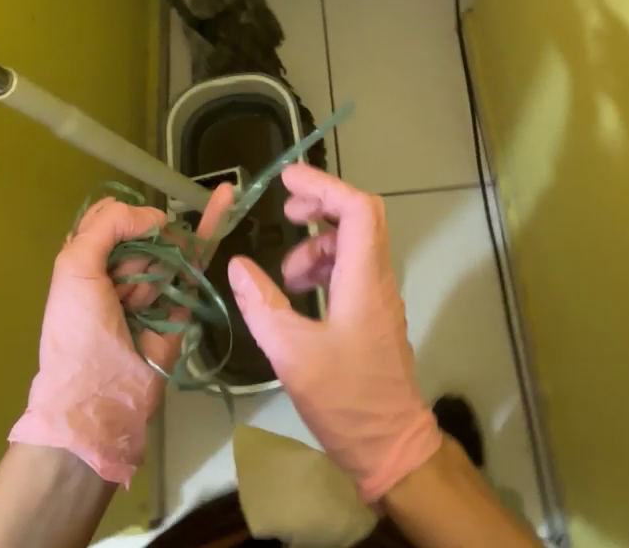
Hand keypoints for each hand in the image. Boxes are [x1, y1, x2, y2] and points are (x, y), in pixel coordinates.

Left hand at [8, 183, 233, 485]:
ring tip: (139, 303)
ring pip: (168, 246)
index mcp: (87, 260)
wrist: (102, 396)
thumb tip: (158, 218)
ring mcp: (153, 285)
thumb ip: (107, 225)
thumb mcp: (73, 268)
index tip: (128, 230)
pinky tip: (226, 198)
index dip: (122, 217)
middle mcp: (120, 269)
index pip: (109, 217)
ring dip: (161, 263)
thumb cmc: (79, 332)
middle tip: (123, 285)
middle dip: (140, 248)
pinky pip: (197, 262)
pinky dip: (211, 229)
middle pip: (142, 231)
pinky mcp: (181, 301)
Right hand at [227, 165, 441, 502]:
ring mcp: (379, 297)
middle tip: (284, 211)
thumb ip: (262, 305)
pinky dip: (325, 267)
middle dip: (321, 204)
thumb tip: (237, 266)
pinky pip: (352, 270)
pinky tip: (299, 292)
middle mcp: (378, 279)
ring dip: (318, 244)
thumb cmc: (345, 399)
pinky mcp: (375, 315)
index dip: (324, 186)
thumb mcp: (291, 353)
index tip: (287, 180)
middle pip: (360, 218)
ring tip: (286, 274)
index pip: (357, 209)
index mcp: (364, 279)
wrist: (391, 447)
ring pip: (354, 245)